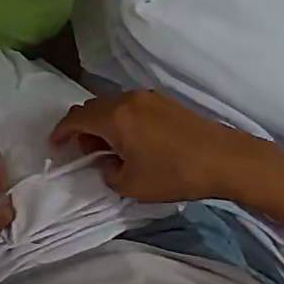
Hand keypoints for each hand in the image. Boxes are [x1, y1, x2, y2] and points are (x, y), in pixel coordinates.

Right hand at [50, 90, 283, 203]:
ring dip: (103, 123)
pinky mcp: (166, 101)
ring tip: (110, 147)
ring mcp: (148, 97)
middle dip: (81, 127)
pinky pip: (130, 106)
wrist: (228, 160)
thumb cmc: (175, 173)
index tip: (55, 145)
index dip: (61, 131)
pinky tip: (133, 140)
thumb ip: (108, 173)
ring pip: (111, 105)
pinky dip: (121, 119)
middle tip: (84, 150)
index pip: (75, 118)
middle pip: (91, 107)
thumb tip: (107, 163)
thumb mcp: (131, 185)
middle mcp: (127, 100)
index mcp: (113, 117)